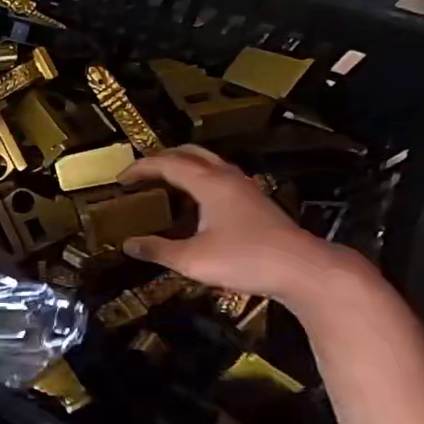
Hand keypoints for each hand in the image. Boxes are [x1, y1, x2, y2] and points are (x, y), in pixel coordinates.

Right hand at [118, 146, 349, 302]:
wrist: (304, 270)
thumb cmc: (245, 260)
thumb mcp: (192, 260)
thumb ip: (157, 250)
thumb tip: (128, 244)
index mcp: (209, 183)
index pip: (167, 164)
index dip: (140, 168)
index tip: (120, 179)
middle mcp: (227, 177)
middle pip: (190, 153)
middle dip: (161, 158)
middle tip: (141, 173)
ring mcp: (244, 187)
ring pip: (208, 162)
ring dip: (183, 166)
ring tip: (164, 182)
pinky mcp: (255, 201)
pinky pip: (219, 176)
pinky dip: (198, 178)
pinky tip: (194, 201)